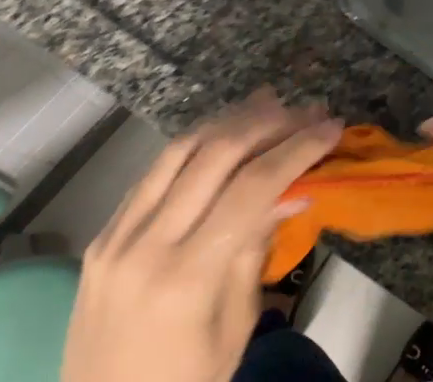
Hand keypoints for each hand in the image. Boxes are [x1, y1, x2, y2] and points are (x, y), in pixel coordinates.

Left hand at [61, 90, 341, 381]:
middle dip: (268, 124)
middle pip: (215, 156)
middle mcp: (145, 246)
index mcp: (187, 279)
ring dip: (229, 121)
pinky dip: (193, 146)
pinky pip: (152, 175)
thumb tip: (295, 189)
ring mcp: (115, 238)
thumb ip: (256, 249)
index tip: (331, 127)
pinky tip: (222, 136)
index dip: (297, 149)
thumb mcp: (235, 327)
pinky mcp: (101, 237)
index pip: (251, 188)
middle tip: (306, 110)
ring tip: (269, 105)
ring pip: (177, 151)